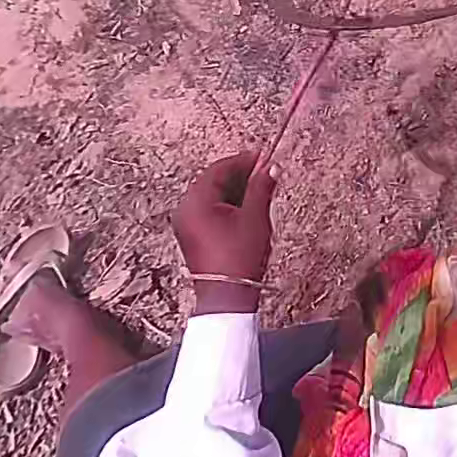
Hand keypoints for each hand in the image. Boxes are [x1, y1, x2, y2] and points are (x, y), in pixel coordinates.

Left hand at [174, 151, 277, 313]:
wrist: (227, 298)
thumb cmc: (239, 258)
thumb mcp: (255, 217)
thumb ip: (261, 187)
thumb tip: (270, 167)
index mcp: (196, 202)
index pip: (218, 169)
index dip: (242, 161)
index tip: (262, 157)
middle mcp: (186, 210)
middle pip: (213, 181)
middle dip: (239, 174)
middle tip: (263, 171)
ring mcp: (187, 225)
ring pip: (212, 196)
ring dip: (234, 189)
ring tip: (259, 189)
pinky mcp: (193, 237)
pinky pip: (209, 210)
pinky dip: (227, 204)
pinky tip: (246, 207)